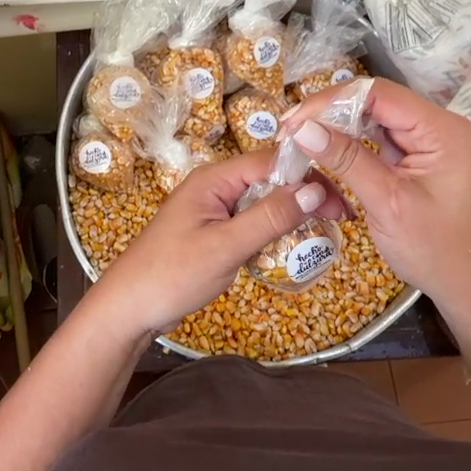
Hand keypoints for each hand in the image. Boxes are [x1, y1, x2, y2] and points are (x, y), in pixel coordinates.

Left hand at [85, 150, 331, 336]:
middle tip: (342, 221)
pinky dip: (271, 231)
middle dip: (305, 195)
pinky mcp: (212, 231)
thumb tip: (314, 191)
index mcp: (214, 179)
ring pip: (262, 202)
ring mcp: (212, 209)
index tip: (342, 203)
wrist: (128, 308)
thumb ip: (269, 218)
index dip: (310, 178)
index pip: (272, 162)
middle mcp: (214, 186)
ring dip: (290, 214)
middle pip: (269, 179)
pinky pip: (250, 222)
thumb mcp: (225, 247)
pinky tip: (291, 246)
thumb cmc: (171, 275)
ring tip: (327, 231)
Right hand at [281, 78, 470, 304]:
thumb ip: (346, 160)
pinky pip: (384, 140)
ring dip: (339, 130)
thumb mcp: (386, 203)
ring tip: (301, 141)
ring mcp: (434, 143)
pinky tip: (328, 153)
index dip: (331, 101)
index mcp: (442, 130)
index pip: (378, 94)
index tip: (293, 122)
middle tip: (289, 133)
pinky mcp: (424, 159)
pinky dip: (355, 146)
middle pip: (376, 103)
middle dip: (330, 115)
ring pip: (377, 120)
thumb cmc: (437, 251)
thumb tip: (302, 128)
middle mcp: (441, 127)